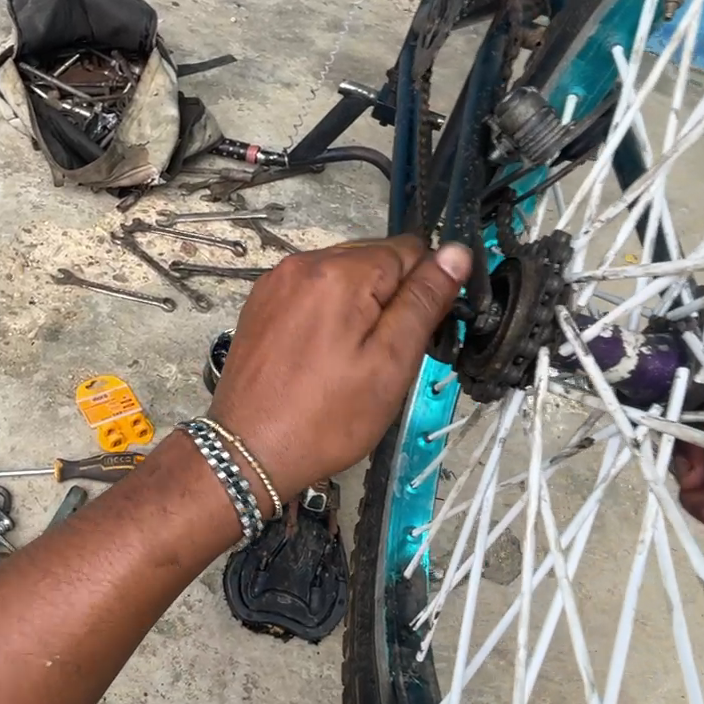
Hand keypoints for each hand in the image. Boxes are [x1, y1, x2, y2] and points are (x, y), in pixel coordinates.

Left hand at [209, 236, 471, 495]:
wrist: (247, 452)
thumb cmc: (326, 418)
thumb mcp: (390, 364)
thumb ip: (424, 301)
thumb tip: (456, 251)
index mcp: (339, 272)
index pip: (411, 251)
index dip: (425, 290)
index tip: (416, 335)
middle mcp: (303, 263)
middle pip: (373, 260)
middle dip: (389, 298)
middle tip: (382, 356)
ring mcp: (275, 283)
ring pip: (342, 277)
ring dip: (358, 307)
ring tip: (349, 360)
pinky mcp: (259, 305)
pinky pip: (311, 293)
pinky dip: (326, 314)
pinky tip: (322, 355)